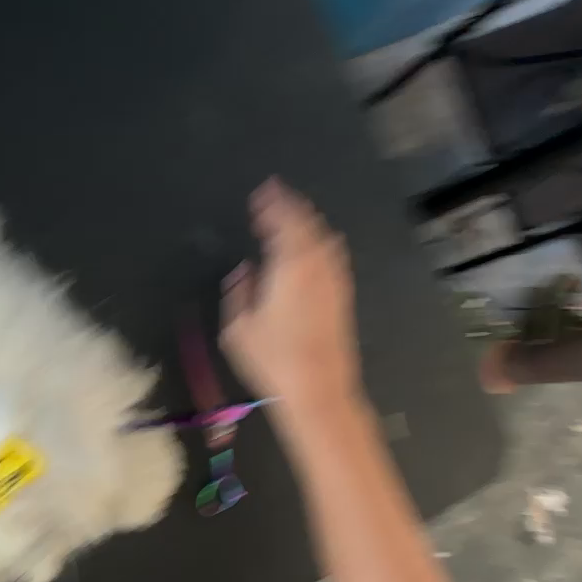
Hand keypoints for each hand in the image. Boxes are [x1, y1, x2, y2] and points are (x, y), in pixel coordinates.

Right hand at [221, 179, 362, 417]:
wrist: (319, 389)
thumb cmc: (273, 360)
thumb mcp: (238, 328)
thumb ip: (239, 292)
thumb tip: (245, 272)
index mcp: (290, 266)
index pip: (283, 221)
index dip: (272, 203)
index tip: (262, 193)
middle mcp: (317, 266)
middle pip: (308, 223)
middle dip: (291, 206)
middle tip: (275, 196)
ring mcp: (334, 280)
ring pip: (324, 237)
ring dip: (307, 222)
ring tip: (292, 216)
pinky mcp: (343, 296)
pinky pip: (332, 255)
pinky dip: (320, 241)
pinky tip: (313, 247)